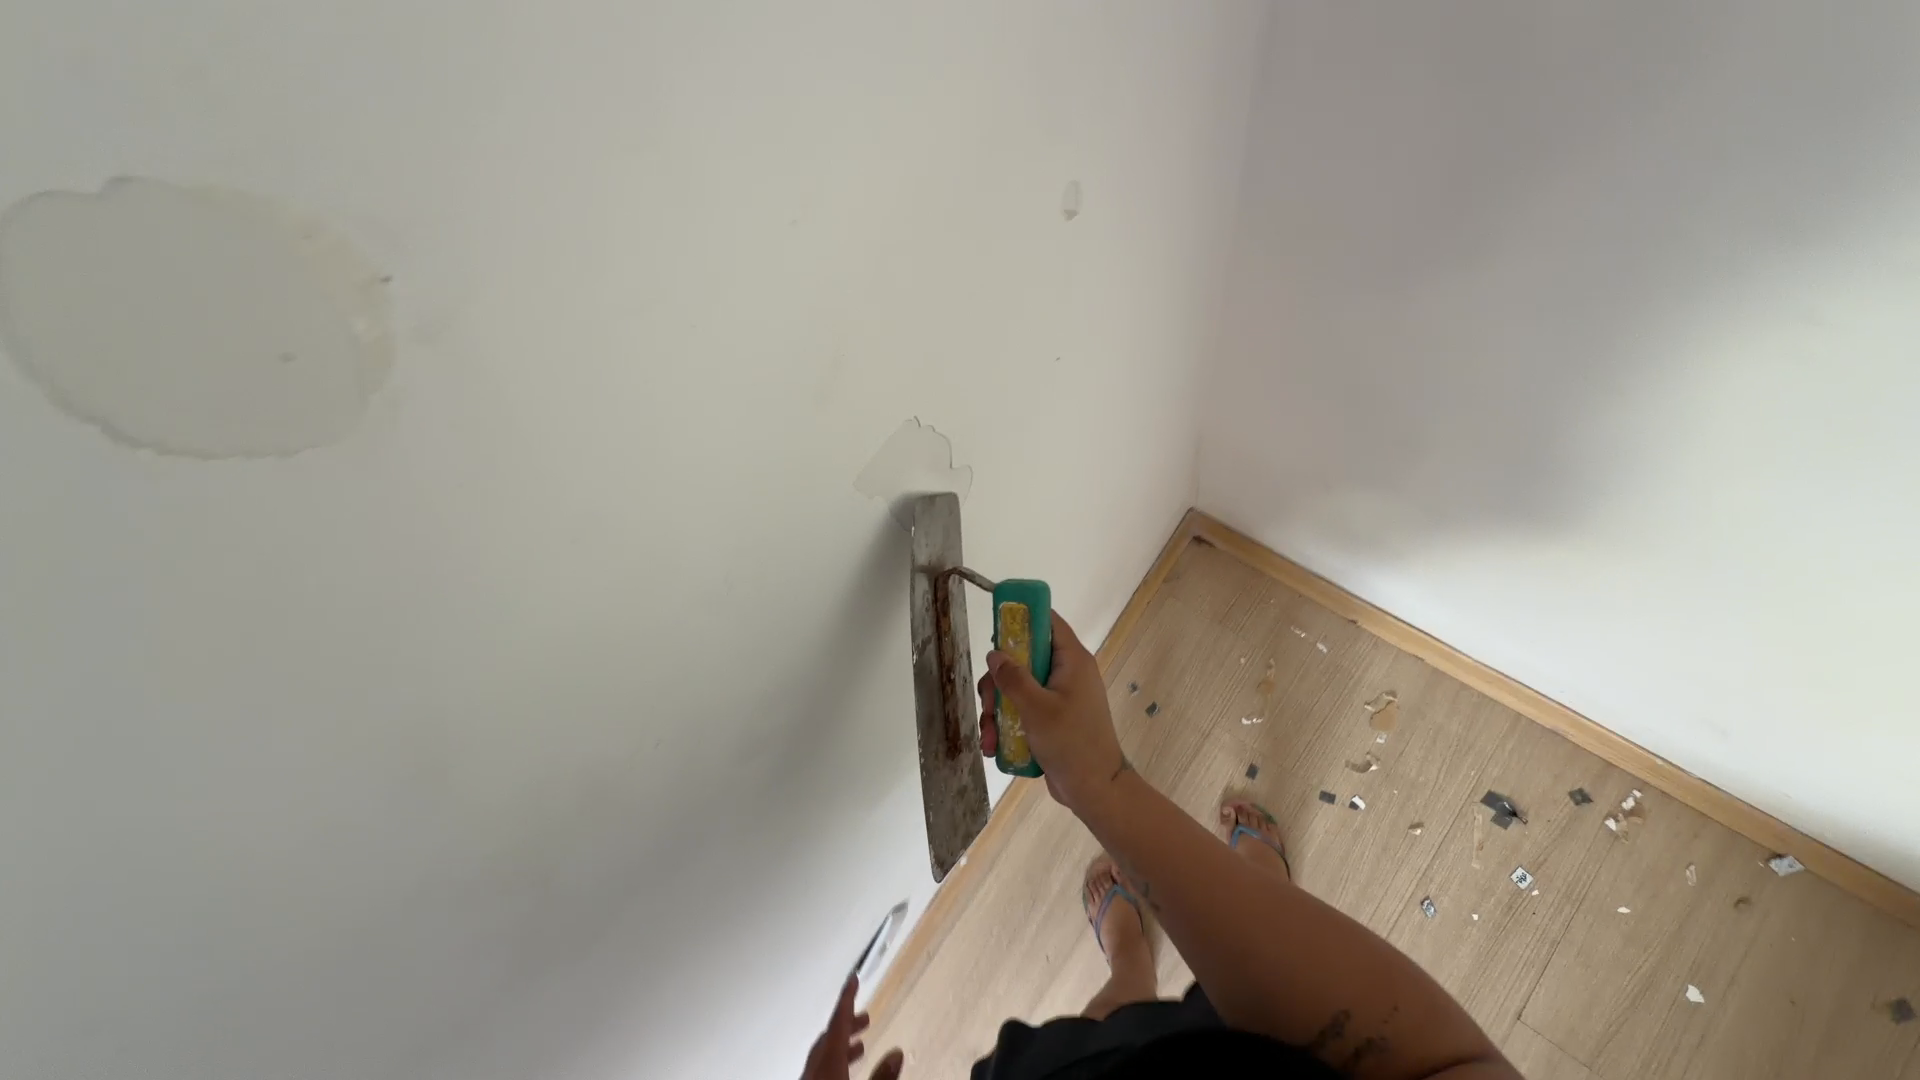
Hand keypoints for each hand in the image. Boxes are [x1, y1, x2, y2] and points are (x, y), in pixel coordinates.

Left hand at [800, 975, 902, 1079]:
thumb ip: (882, 1076)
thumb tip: (897, 1053)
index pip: (838, 1022)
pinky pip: (818, 1067)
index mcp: (828, 1063)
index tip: (853, 977)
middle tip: (866, 1017)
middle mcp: (813, 1069)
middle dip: (847, 1022)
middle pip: (829, 1036)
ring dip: (840, 1043)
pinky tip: (843, 1069)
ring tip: (859, 1045)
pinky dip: (833, 1059)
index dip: (847, 997)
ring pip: (822, 1053)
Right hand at [977, 610, 1127, 815]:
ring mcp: (1059, 698)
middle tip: (988, 703)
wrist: (1095, 790)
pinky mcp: (1052, 720)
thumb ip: (1013, 678)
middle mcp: (1067, 674)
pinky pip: (1022, 710)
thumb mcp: (1037, 708)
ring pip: (1017, 688)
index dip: (1021, 617)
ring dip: (997, 710)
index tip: (995, 625)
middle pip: (1023, 659)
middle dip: (998, 682)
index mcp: (1072, 661)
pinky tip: (993, 745)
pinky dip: (1006, 725)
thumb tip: (995, 654)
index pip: (1048, 622)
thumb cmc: (1071, 743)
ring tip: (988, 736)